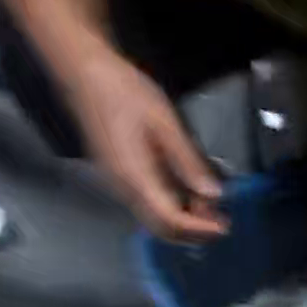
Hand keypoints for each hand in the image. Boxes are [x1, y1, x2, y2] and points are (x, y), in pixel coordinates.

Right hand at [75, 54, 227, 241]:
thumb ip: (188, 161)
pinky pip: (150, 207)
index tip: (223, 227)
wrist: (83, 73)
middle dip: (194, 233)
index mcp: (134, 176)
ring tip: (212, 209)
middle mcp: (124, 189)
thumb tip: (214, 194)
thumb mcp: (164, 122)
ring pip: (156, 222)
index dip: (199, 229)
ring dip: (186, 223)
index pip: (170, 219)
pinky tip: (192, 198)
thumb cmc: (123, 91)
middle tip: (222, 223)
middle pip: (163, 229)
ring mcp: (120, 187)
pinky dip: (174, 210)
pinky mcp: (122, 180)